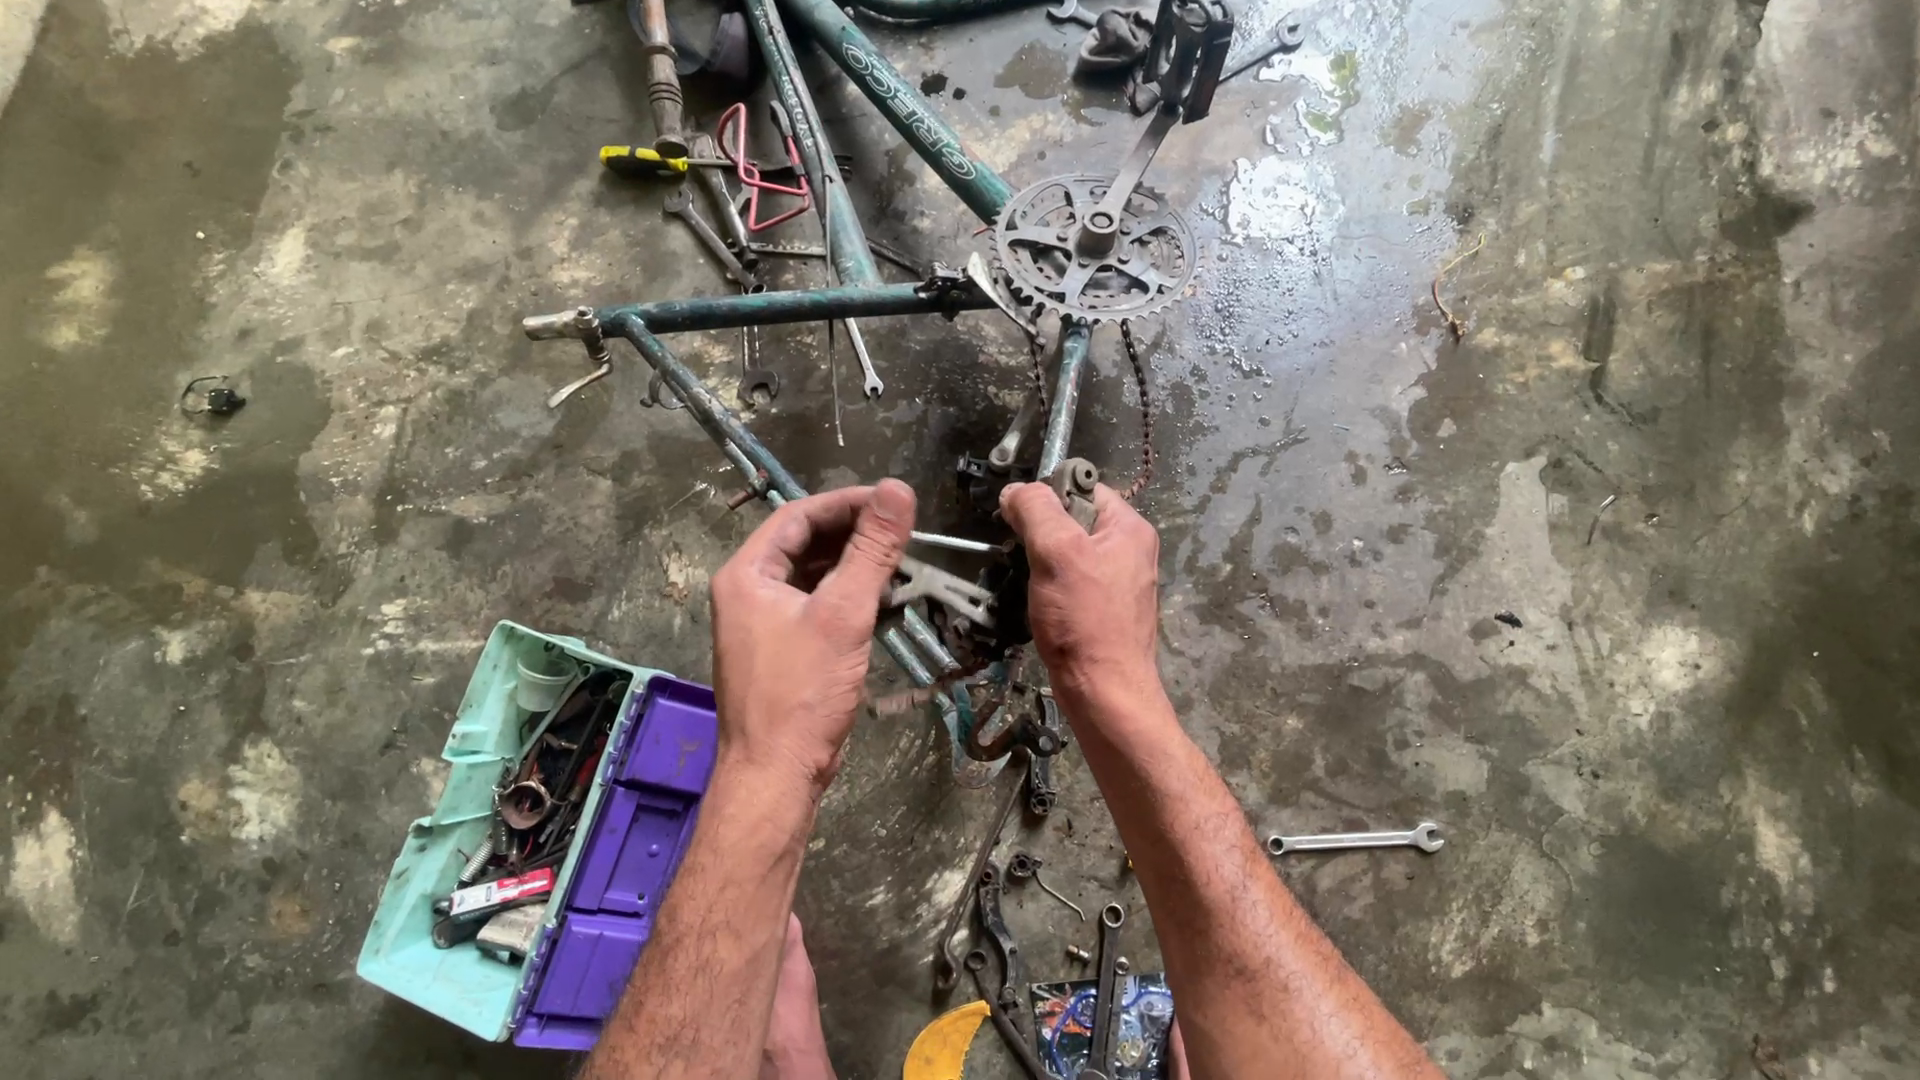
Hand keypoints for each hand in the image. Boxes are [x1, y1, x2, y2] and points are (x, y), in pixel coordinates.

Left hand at [710, 481, 915, 794]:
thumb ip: (872, 550)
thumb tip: (898, 490)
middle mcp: (749, 591)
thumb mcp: (843, 613)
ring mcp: (765, 622)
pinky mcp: (784, 649)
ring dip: (856, 566)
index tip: (893, 501)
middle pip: (806, 544)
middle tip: (902, 530)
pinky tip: (884, 598)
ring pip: (815, 576)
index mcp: (747, 573)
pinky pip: (818, 606)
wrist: (776, 773)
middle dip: (854, 534)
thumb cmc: (802, 693)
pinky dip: (850, 597)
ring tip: (900, 560)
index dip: (847, 503)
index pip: (799, 516)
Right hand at [999, 481, 1160, 699]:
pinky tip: (1039, 603)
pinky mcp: (1106, 609)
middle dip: (1042, 533)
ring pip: (1069, 552)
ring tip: (1029, 581)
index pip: (1083, 487)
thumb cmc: (1084, 619)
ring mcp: (1119, 582)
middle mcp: (1131, 549)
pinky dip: (1050, 587)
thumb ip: (1036, 511)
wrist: (1104, 691)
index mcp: (1130, 527)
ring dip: (1042, 562)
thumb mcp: (1057, 553)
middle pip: (1074, 519)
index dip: (1049, 497)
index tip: (1021, 519)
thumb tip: (1016, 490)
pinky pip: (1072, 581)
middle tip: (1022, 553)